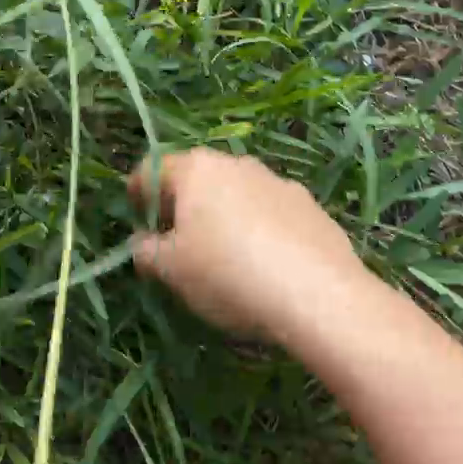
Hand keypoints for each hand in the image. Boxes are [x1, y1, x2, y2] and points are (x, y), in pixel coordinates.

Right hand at [128, 149, 368, 341]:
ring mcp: (277, 183)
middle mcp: (234, 164)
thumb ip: (145, 251)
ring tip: (228, 257)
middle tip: (180, 242)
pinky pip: (273, 214)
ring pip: (237, 194)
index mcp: (193, 169)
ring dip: (225, 216)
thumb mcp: (171, 270)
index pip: (151, 170)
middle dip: (184, 205)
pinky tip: (268, 267)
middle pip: (196, 179)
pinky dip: (263, 231)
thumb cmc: (229, 274)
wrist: (323, 299)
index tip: (141, 224)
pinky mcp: (313, 208)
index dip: (138, 196)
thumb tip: (142, 243)